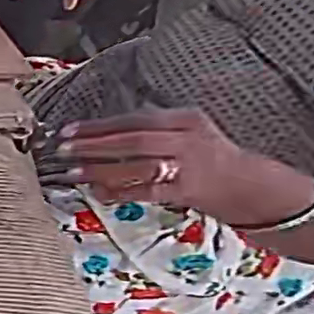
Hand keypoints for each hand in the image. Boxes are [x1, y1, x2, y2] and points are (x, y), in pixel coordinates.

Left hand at [50, 108, 313, 226]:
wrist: (252, 186)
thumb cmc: (208, 158)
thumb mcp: (185, 134)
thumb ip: (149, 131)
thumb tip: (99, 135)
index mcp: (184, 119)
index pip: (133, 119)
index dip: (97, 125)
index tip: (67, 130)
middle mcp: (187, 138)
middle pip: (131, 140)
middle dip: (92, 145)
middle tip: (61, 149)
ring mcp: (188, 164)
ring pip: (135, 166)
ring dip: (100, 170)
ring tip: (72, 172)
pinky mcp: (187, 190)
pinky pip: (145, 191)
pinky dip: (120, 192)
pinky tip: (99, 193)